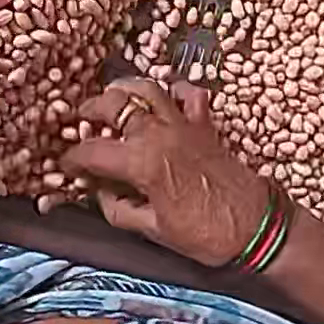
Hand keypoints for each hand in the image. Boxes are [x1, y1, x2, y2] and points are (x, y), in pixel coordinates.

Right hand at [58, 76, 274, 266]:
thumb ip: (119, 210)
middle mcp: (159, 134)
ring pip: (148, 88)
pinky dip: (174, 91)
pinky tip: (165, 98)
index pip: (93, 151)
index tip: (66, 165)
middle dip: (91, 110)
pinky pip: (188, 93)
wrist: (257, 228)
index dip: (72, 158)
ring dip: (126, 90)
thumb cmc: (205, 234)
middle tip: (82, 120)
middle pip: (115, 105)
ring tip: (114, 97)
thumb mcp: (154, 230)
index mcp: (142, 163)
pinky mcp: (204, 125)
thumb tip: (101, 194)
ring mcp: (183, 124)